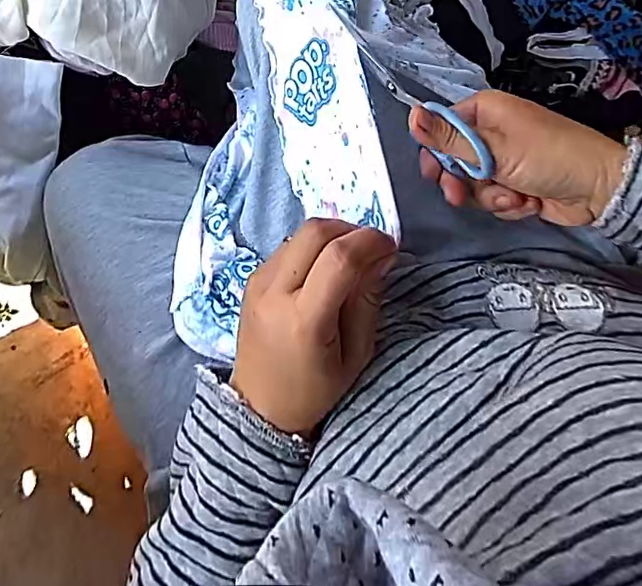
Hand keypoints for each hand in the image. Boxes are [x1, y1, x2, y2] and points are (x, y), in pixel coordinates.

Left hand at [230, 219, 395, 436]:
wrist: (259, 410)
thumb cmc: (314, 392)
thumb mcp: (355, 356)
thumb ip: (367, 300)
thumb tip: (382, 255)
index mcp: (303, 320)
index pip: (339, 258)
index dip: (370, 242)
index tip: (390, 247)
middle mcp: (274, 293)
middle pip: (316, 232)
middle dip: (352, 230)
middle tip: (371, 249)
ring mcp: (258, 282)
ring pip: (301, 233)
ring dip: (333, 236)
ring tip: (351, 259)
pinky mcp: (252, 278)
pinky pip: (289, 245)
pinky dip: (314, 247)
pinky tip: (325, 269)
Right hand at [410, 90, 626, 226]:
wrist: (600, 189)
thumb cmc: (549, 158)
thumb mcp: (495, 149)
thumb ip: (451, 138)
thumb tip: (412, 114)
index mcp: (486, 111)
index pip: (444, 128)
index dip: (437, 152)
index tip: (434, 174)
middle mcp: (492, 132)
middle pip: (455, 160)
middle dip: (463, 182)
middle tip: (462, 195)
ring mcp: (505, 159)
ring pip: (474, 184)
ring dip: (491, 197)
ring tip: (515, 197)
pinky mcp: (516, 184)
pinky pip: (493, 197)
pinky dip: (508, 205)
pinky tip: (528, 204)